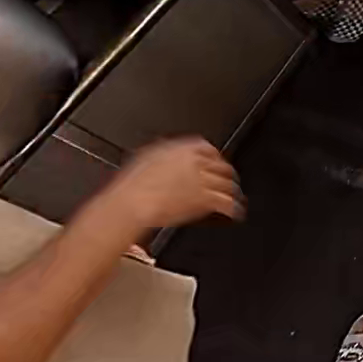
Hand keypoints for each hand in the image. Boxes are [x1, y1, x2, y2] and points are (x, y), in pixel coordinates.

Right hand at [85, 138, 241, 234]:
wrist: (127, 206)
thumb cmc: (128, 187)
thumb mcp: (146, 159)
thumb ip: (166, 156)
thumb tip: (170, 156)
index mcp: (184, 149)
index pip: (209, 150)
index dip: (215, 159)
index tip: (217, 165)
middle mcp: (198, 162)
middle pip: (223, 168)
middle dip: (227, 176)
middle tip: (229, 183)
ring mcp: (204, 180)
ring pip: (228, 185)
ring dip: (233, 192)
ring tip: (235, 198)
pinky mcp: (206, 199)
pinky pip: (226, 203)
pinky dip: (233, 208)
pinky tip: (234, 213)